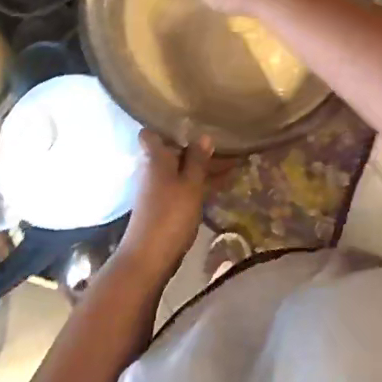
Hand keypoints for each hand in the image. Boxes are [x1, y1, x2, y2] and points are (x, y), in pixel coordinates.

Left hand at [118, 130, 217, 276]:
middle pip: (173, 151)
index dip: (167, 127)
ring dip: (201, 168)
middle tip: (224, 144)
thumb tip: (204, 136)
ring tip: (232, 164)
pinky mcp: (163, 206)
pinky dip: (199, 184)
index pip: (152, 133)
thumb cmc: (170, 214)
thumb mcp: (191, 184)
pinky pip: (183, 186)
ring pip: (181, 170)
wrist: (149, 258)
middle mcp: (152, 169)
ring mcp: (156, 189)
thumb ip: (197, 159)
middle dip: (196, 149)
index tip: (190, 123)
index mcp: (154, 157)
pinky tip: (220, 185)